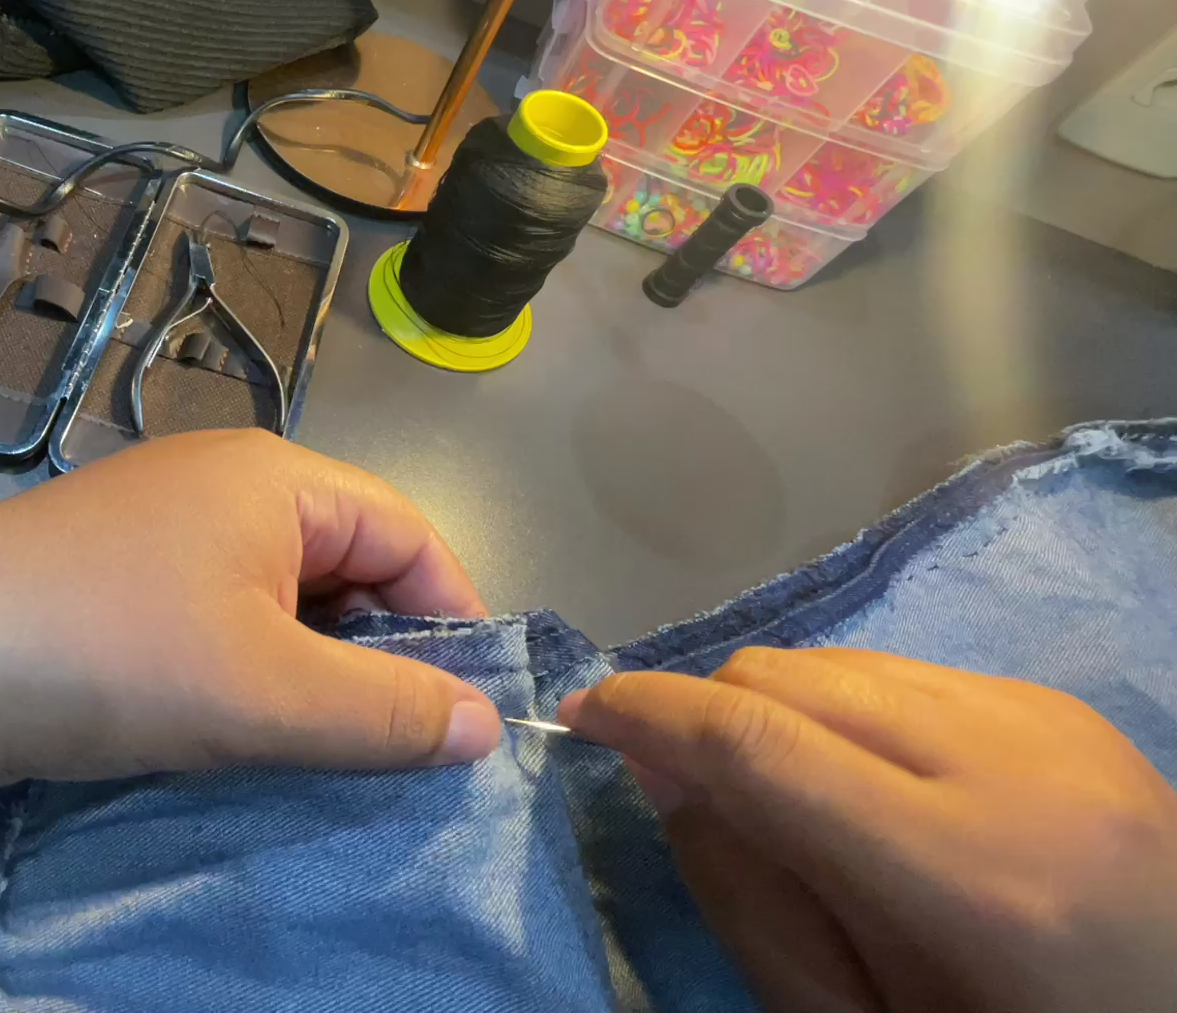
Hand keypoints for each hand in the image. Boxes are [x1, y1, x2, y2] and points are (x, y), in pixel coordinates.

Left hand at [0, 429, 499, 786]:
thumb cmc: (113, 653)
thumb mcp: (268, 691)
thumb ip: (387, 710)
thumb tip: (485, 724)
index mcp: (278, 477)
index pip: (408, 530)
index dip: (452, 612)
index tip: (469, 704)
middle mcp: (228, 478)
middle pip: (348, 553)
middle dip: (383, 641)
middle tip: (396, 732)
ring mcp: (170, 517)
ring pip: (285, 584)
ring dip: (316, 654)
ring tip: (323, 731)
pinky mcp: (127, 562)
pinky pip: (226, 599)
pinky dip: (256, 652)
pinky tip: (247, 707)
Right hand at [558, 648, 1176, 1012]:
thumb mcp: (843, 1012)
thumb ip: (736, 886)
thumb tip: (658, 765)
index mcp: (973, 881)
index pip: (750, 741)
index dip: (641, 711)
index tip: (579, 713)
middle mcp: (1019, 772)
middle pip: (775, 678)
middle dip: (693, 708)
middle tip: (670, 765)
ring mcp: (1050, 727)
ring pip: (822, 661)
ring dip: (757, 703)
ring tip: (769, 772)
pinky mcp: (1060, 709)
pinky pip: (883, 667)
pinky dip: (826, 702)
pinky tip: (852, 764)